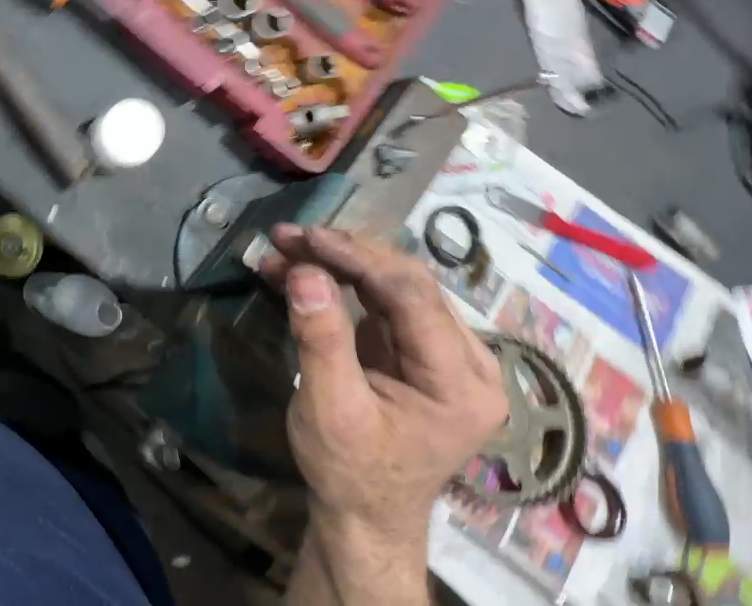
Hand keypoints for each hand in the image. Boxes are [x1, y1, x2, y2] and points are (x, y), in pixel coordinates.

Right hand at [264, 226, 508, 589]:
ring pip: (393, 283)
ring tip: (284, 245)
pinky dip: (339, 280)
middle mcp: (467, 360)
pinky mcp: (416, 349)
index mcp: (461, 382)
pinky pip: (380, 300)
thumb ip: (322, 339)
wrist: (363, 515)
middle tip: (288, 236)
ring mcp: (444, 353)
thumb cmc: (351, 471)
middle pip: (407, 282)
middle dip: (345, 252)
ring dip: (338, 260)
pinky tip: (299, 269)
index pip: (413, 297)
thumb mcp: (331, 410)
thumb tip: (304, 272)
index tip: (304, 239)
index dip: (357, 258)